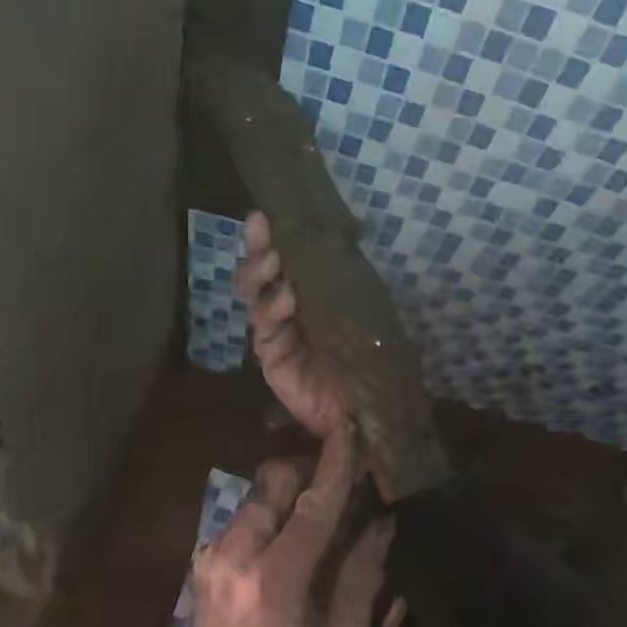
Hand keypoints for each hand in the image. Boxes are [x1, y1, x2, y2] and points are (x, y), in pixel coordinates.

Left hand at [121, 430, 393, 626]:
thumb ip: (362, 576)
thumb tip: (382, 524)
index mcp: (275, 581)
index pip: (313, 506)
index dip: (336, 465)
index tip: (351, 429)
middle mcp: (236, 555)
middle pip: (274, 482)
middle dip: (308, 471)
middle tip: (339, 481)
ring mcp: (213, 554)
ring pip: (257, 496)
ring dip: (290, 495)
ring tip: (319, 515)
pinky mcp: (203, 558)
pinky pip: (244, 519)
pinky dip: (272, 517)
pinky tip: (291, 541)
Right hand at [235, 212, 351, 439]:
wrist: (367, 410)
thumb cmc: (371, 359)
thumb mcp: (363, 314)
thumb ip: (342, 284)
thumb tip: (329, 242)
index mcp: (314, 295)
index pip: (289, 261)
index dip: (274, 239)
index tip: (265, 217)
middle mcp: (290, 309)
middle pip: (262, 273)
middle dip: (257, 249)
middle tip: (261, 231)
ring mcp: (277, 332)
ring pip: (255, 295)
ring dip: (260, 275)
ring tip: (273, 263)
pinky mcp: (270, 355)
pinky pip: (264, 326)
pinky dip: (271, 308)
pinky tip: (285, 300)